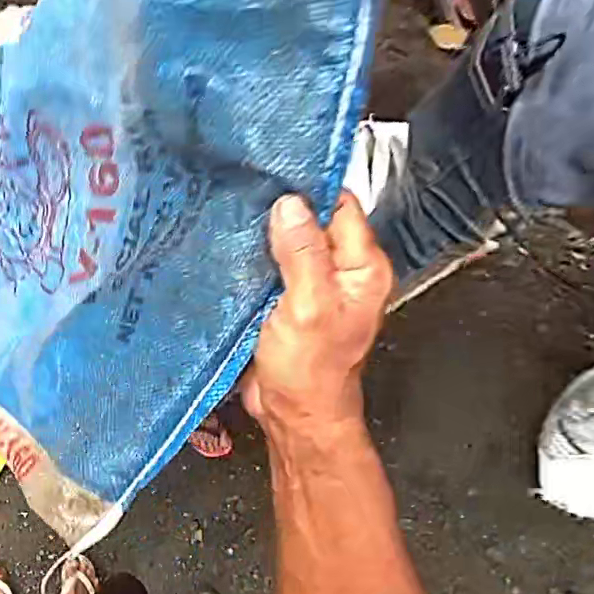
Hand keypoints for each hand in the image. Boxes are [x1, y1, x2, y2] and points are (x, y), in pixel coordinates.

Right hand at [243, 192, 393, 437]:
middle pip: (312, 225)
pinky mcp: (283, 304)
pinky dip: (252, 265)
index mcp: (361, 269)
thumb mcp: (308, 306)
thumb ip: (301, 253)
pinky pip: (269, 273)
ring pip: (286, 248)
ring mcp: (310, 289)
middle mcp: (340, 274)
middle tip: (248, 201)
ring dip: (263, 241)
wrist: (292, 414)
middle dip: (282, 216)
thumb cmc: (311, 372)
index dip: (311, 192)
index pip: (341, 208)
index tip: (276, 179)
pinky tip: (232, 257)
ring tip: (235, 226)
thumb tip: (290, 205)